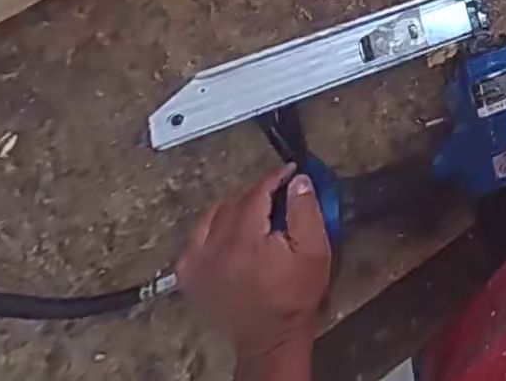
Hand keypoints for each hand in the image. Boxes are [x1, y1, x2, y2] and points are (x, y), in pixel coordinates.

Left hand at [178, 165, 330, 363]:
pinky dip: (210, 227)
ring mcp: (197, 267)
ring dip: (232, 204)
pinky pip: (194, 242)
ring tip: (255, 203)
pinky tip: (227, 228)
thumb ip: (305, 209)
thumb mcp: (314, 246)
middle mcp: (214, 251)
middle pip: (231, 204)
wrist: (271, 335)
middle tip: (280, 186)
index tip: (292, 169)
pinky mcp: (191, 280)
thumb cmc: (298, 290)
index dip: (275, 176)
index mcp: (245, 242)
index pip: (255, 194)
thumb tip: (298, 180)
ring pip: (208, 220)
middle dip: (257, 188)